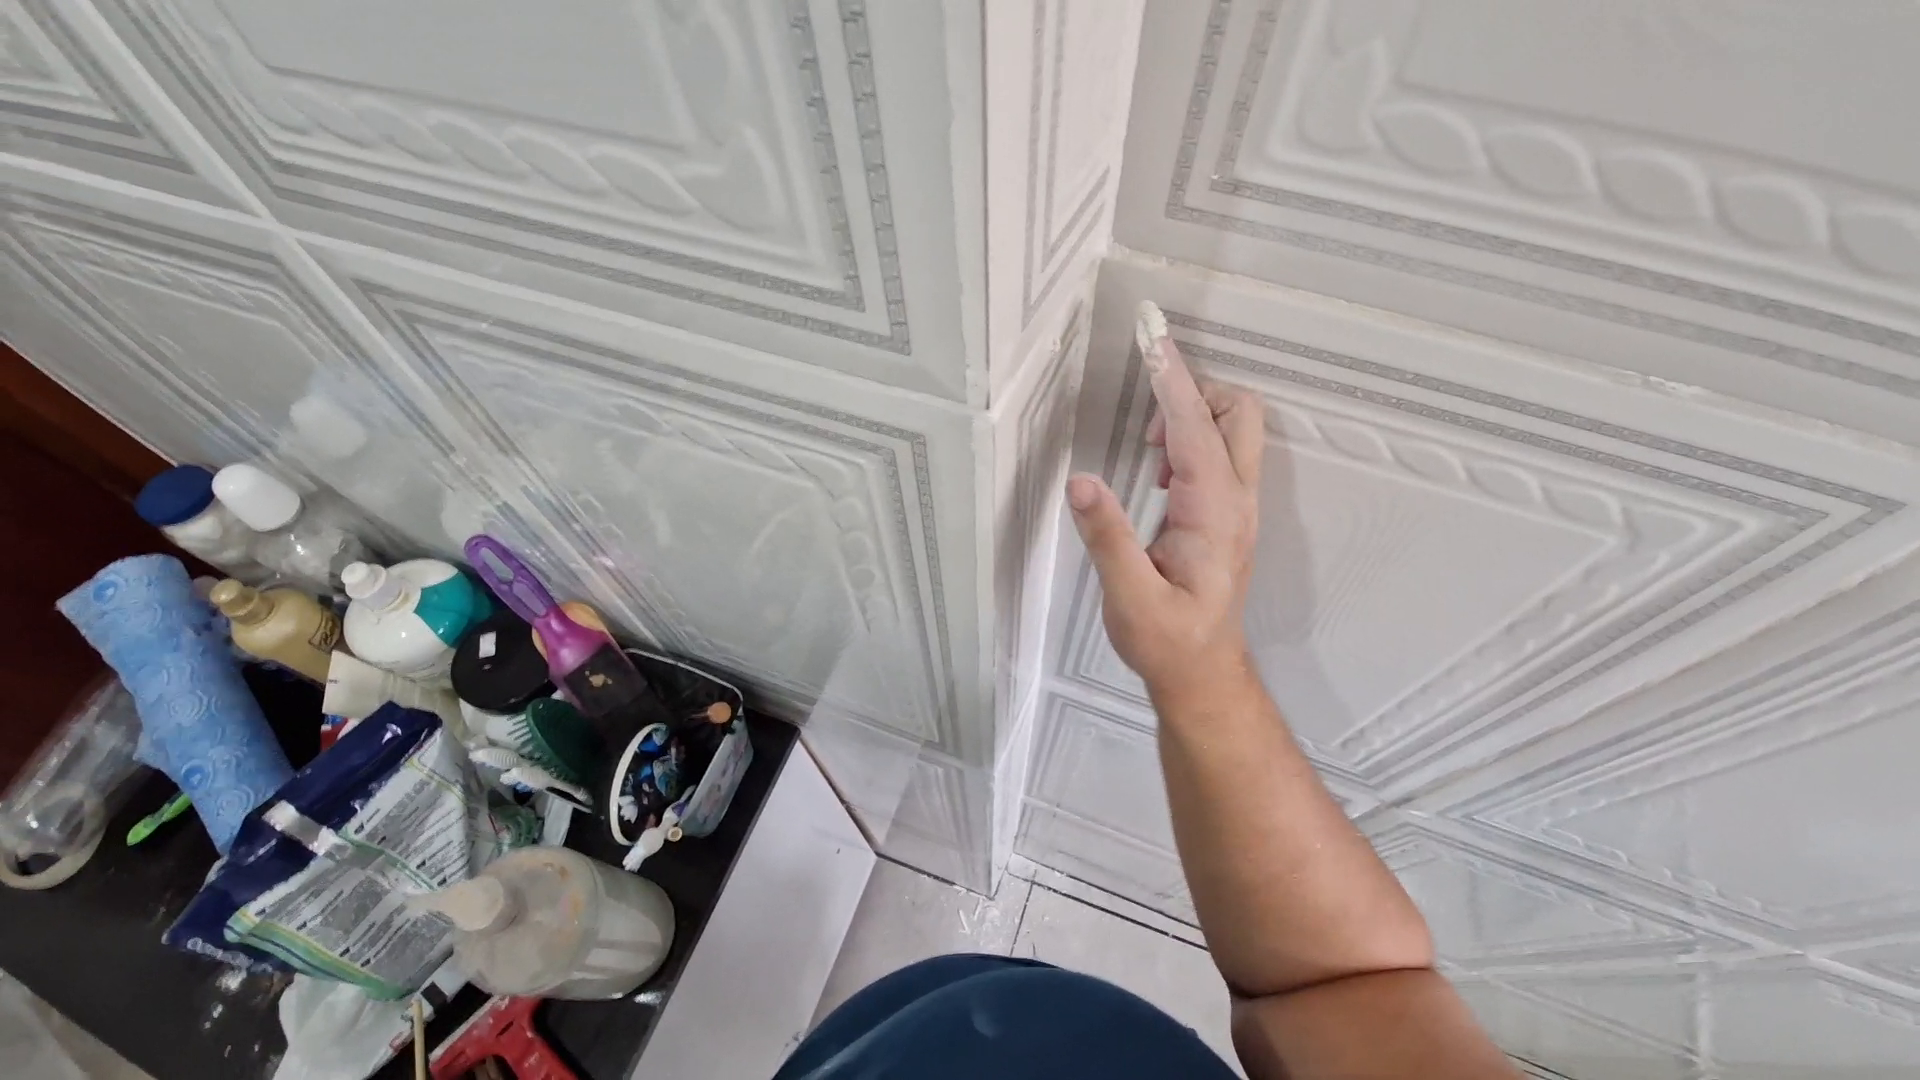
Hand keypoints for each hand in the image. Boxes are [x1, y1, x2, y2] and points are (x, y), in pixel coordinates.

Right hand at [1066, 322, 1263, 695]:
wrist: (1203, 674)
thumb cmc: (1166, 642)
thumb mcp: (1129, 598)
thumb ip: (1108, 538)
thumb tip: (1081, 481)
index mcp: (1215, 514)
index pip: (1194, 429)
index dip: (1171, 381)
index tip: (1151, 337)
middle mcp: (1237, 500)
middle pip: (1239, 412)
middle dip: (1195, 393)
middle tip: (1145, 424)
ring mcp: (1239, 507)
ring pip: (1235, 429)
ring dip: (1192, 417)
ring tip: (1146, 453)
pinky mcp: (1230, 515)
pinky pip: (1222, 453)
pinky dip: (1191, 441)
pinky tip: (1160, 476)